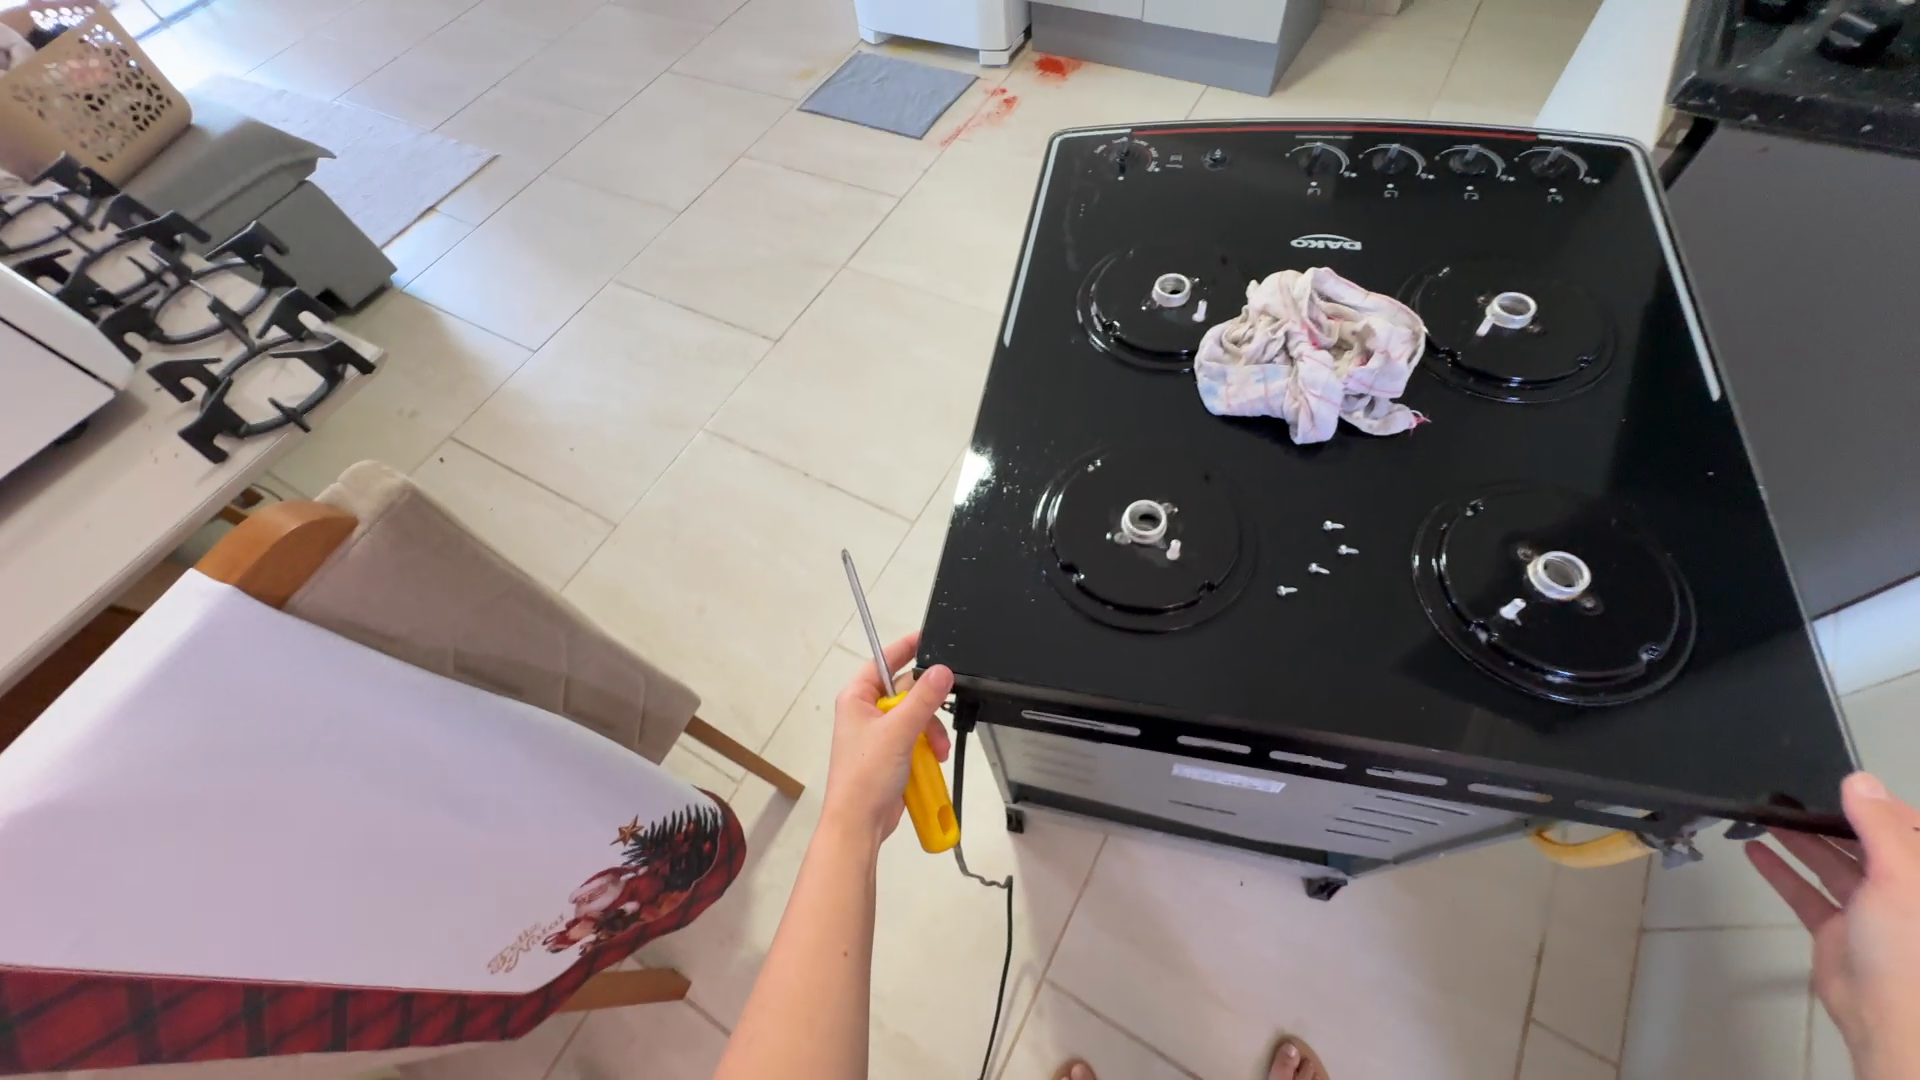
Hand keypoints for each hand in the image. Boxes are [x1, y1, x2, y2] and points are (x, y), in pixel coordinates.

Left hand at [821, 632, 953, 849]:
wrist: (859, 824)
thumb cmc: (866, 775)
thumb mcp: (898, 731)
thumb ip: (923, 699)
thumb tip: (942, 671)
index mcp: (857, 698)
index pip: (884, 662)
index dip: (905, 648)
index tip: (928, 637)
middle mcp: (867, 712)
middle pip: (907, 691)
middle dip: (928, 706)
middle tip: (941, 717)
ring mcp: (880, 734)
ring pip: (917, 716)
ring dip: (932, 731)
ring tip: (938, 749)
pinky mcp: (892, 754)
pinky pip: (918, 737)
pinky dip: (929, 746)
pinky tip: (936, 758)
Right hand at [1748, 773, 1919, 1079]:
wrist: (1895, 1021)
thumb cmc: (1913, 950)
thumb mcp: (1903, 880)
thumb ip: (1880, 829)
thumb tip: (1860, 780)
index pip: (1912, 832)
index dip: (1881, 807)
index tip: (1842, 785)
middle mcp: (1910, 896)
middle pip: (1870, 847)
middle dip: (1831, 821)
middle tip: (1788, 793)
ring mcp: (1876, 916)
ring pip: (1835, 866)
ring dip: (1800, 840)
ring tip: (1762, 812)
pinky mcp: (1840, 932)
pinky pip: (1808, 893)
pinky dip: (1780, 871)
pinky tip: (1754, 849)